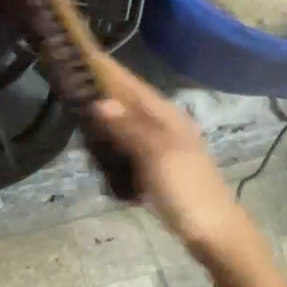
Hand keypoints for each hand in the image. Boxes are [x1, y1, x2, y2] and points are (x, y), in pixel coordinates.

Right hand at [89, 61, 260, 265]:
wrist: (217, 235)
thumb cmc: (188, 191)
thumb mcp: (157, 156)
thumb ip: (129, 128)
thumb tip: (100, 102)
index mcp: (166, 115)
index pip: (131, 83)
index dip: (107, 68)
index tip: (80, 51)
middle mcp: (164, 125)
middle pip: (127, 101)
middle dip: (101, 92)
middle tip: (69, 86)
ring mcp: (162, 148)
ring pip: (127, 124)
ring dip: (106, 120)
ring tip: (79, 115)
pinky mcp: (158, 170)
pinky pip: (129, 148)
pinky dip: (113, 145)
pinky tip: (99, 151)